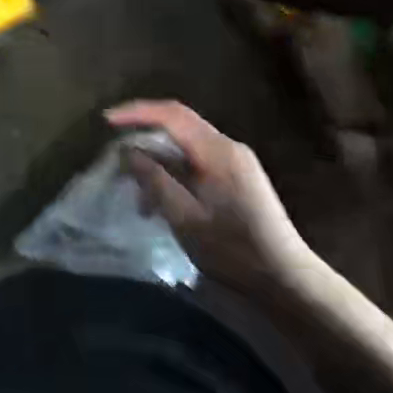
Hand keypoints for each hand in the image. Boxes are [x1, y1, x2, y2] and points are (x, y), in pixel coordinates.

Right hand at [106, 100, 318, 285]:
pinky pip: (196, 164)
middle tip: (116, 159)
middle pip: (178, 127)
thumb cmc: (233, 249)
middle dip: (144, 139)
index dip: (137, 113)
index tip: (107, 121)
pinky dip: (172, 176)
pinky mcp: (237, 180)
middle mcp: (229, 149)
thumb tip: (129, 151)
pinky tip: (161, 203)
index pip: (172, 115)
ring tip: (138, 197)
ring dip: (157, 164)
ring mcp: (236, 164)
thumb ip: (154, 179)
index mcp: (218, 151)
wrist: (286, 280)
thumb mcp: (184, 216)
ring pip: (185, 149)